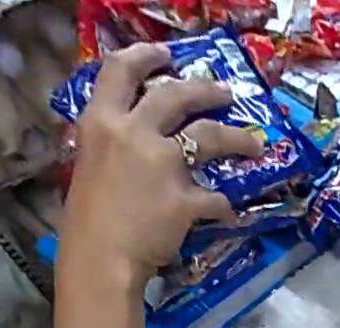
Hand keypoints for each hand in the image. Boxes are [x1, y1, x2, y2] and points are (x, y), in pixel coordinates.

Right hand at [59, 43, 264, 285]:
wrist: (100, 260)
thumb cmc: (86, 224)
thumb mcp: (88, 169)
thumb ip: (112, 150)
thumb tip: (129, 150)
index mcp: (101, 123)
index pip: (121, 70)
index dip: (146, 57)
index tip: (166, 55)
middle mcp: (135, 133)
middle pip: (176, 95)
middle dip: (206, 90)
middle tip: (225, 93)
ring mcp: (164, 165)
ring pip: (210, 136)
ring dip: (237, 138)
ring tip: (254, 143)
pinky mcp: (185, 200)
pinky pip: (214, 200)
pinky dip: (224, 207)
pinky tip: (230, 213)